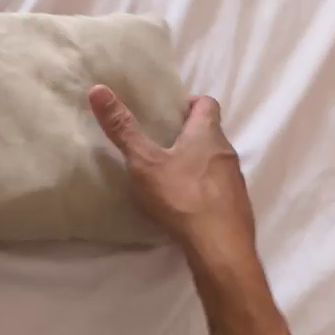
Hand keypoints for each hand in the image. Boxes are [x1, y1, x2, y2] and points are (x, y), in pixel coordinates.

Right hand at [89, 85, 255, 272]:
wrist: (219, 246)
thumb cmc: (181, 196)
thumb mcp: (145, 162)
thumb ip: (123, 129)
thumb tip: (98, 89)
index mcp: (207, 134)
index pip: (207, 103)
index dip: (190, 103)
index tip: (170, 111)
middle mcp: (226, 151)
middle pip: (211, 132)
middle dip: (190, 133)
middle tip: (162, 142)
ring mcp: (235, 180)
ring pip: (216, 161)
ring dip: (197, 162)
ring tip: (170, 174)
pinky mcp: (236, 205)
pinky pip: (219, 187)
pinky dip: (204, 188)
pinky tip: (185, 203)